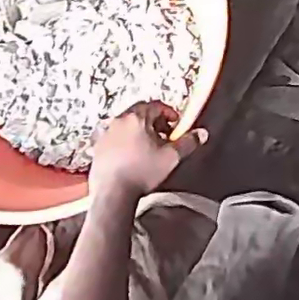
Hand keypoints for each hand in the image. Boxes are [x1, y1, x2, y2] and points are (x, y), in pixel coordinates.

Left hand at [87, 102, 204, 200]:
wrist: (113, 193)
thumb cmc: (140, 173)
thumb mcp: (171, 157)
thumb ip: (188, 142)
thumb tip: (201, 134)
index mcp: (136, 118)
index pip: (156, 105)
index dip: (169, 113)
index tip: (175, 123)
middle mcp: (118, 121)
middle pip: (140, 112)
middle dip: (154, 122)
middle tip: (164, 135)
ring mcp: (105, 134)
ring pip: (127, 125)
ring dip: (139, 131)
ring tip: (149, 148)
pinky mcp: (98, 147)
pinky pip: (115, 138)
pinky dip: (125, 142)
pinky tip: (133, 158)